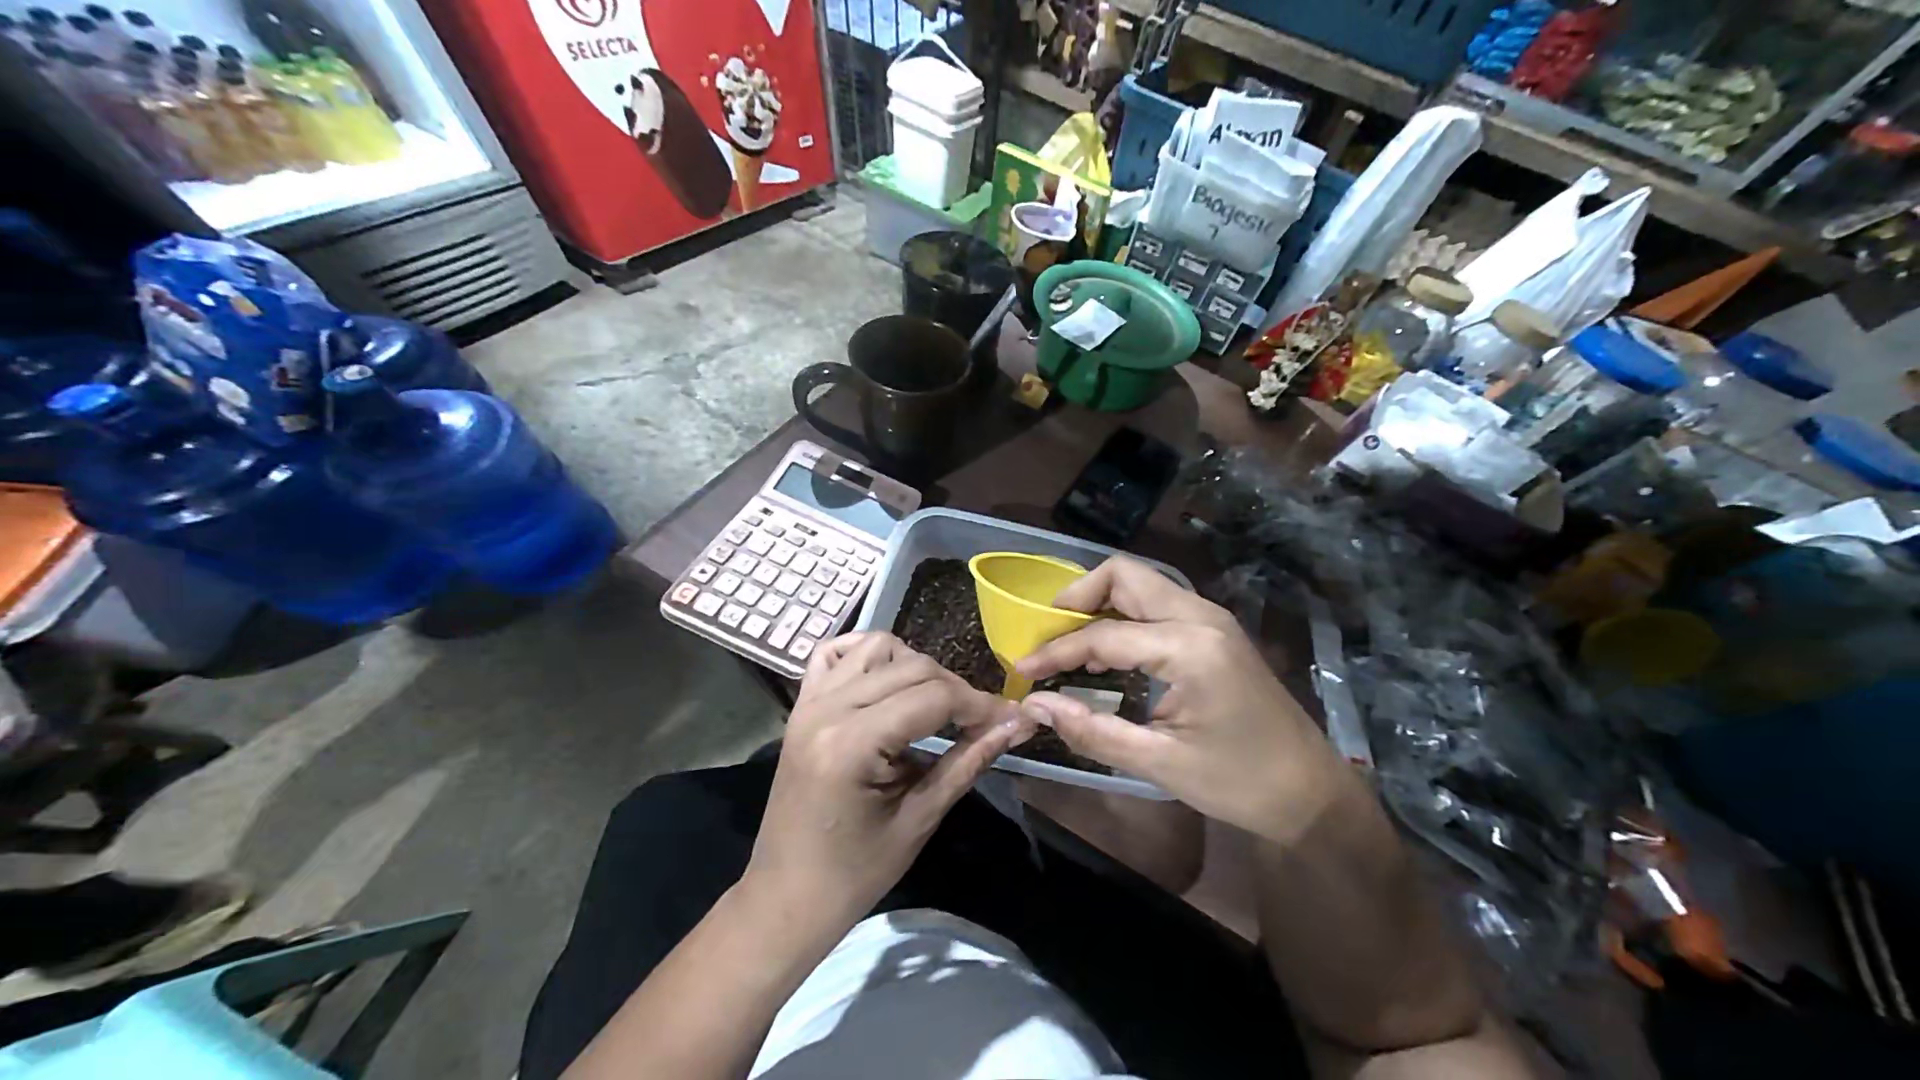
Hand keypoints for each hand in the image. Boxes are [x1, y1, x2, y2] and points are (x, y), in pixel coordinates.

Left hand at [746, 632, 1031, 924]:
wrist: (787, 895)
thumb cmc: (855, 872)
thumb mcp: (919, 820)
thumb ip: (967, 763)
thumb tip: (1016, 725)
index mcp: (852, 744)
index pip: (933, 697)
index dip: (979, 704)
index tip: (1011, 719)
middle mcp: (827, 709)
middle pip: (910, 666)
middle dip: (954, 688)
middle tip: (979, 722)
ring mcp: (809, 702)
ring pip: (877, 648)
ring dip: (915, 666)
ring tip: (934, 705)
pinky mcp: (801, 705)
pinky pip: (834, 653)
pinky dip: (867, 655)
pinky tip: (887, 679)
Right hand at [1016, 556, 1342, 841]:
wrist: (1311, 792)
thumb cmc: (1238, 782)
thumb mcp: (1159, 763)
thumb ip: (1092, 730)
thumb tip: (1035, 706)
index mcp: (1190, 648)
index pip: (1103, 634)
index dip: (1056, 651)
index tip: (1020, 668)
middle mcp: (1201, 616)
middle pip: (1124, 575)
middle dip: (1077, 597)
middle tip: (1045, 633)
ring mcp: (1212, 619)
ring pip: (1141, 583)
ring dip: (1100, 603)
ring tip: (1069, 644)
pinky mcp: (1215, 630)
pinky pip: (1157, 603)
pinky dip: (1123, 615)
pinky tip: (1107, 653)